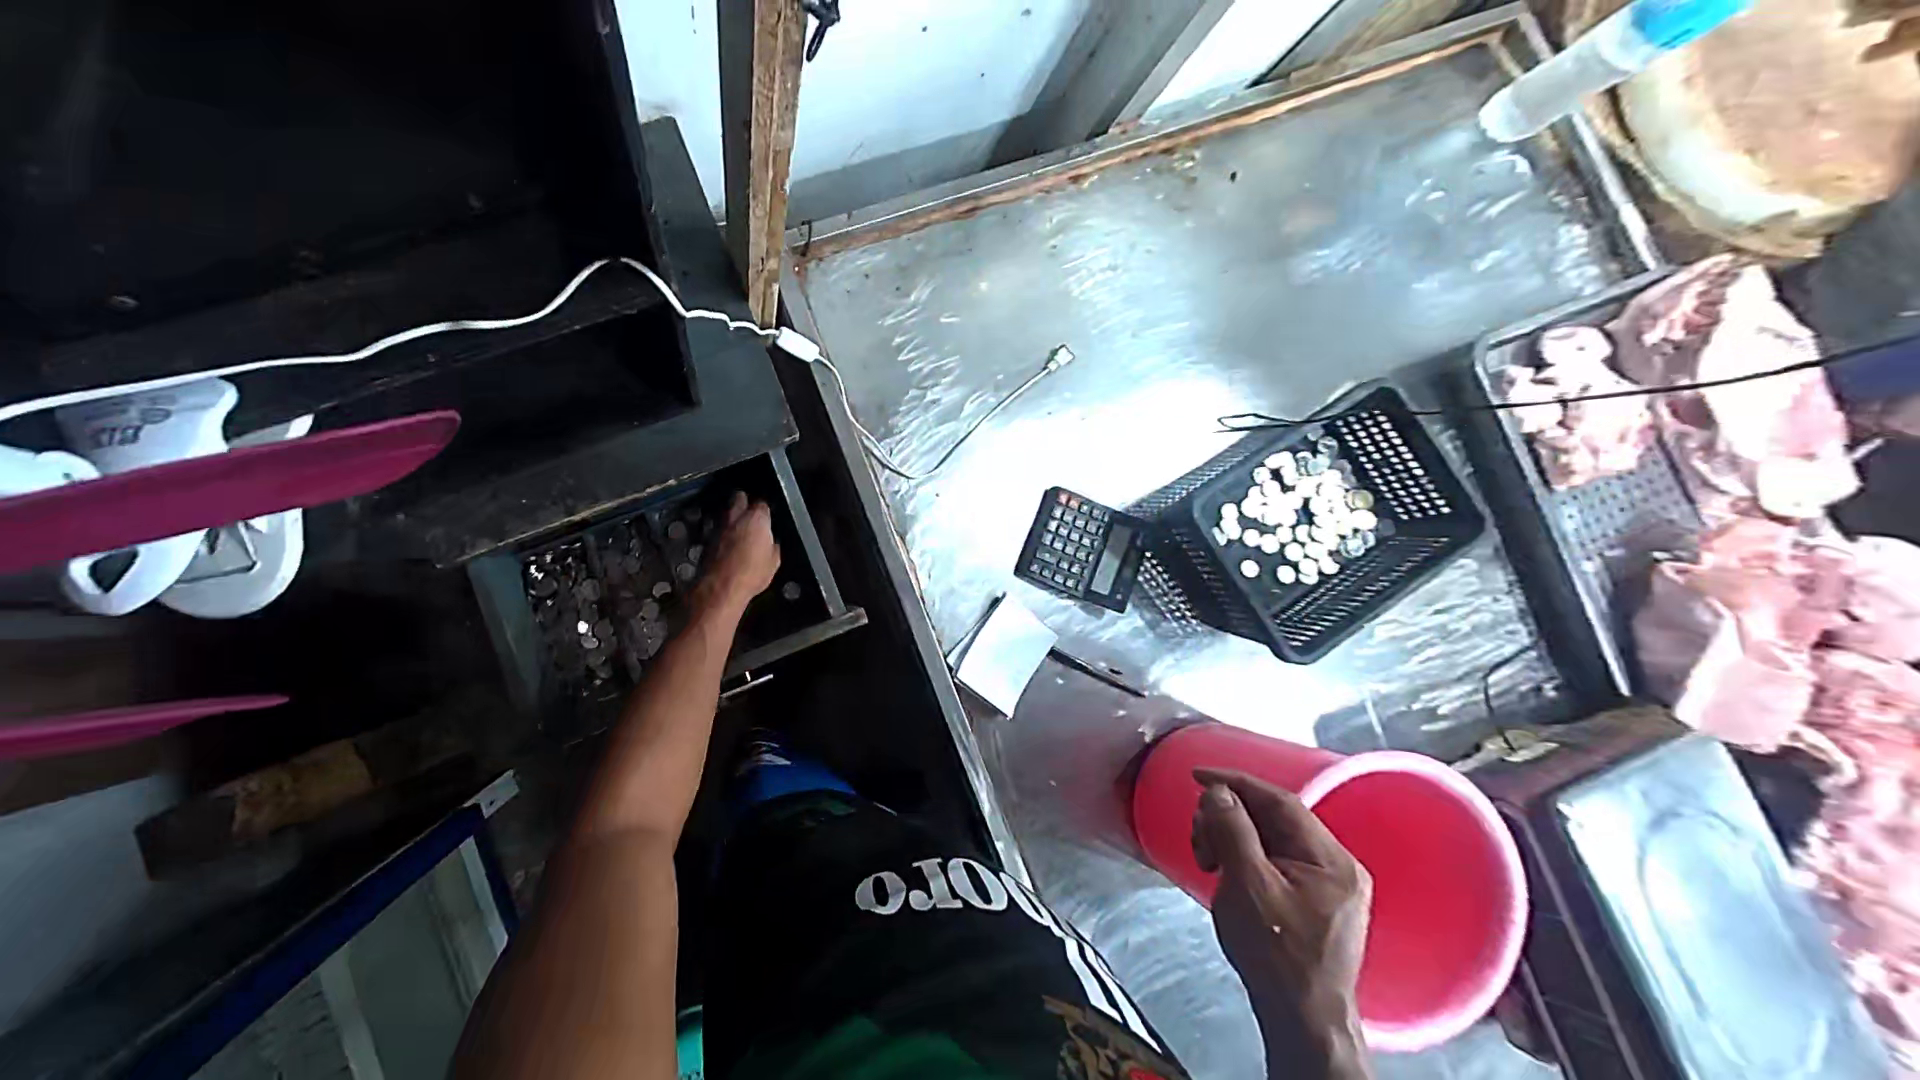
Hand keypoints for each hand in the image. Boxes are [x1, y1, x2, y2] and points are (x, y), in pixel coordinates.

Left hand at [691, 492, 780, 618]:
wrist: (720, 589)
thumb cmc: (751, 574)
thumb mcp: (773, 562)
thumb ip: (772, 546)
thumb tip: (771, 543)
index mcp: (757, 519)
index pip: (762, 504)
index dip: (765, 511)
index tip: (767, 518)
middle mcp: (735, 517)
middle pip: (738, 497)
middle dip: (744, 501)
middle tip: (750, 512)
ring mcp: (718, 527)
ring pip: (725, 513)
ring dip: (731, 517)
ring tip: (739, 529)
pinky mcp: (706, 539)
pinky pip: (716, 529)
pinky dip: (722, 533)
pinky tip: (728, 544)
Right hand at [1192, 768, 1373, 1079]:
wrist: (1301, 1022)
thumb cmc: (1276, 955)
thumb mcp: (1248, 886)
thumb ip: (1233, 831)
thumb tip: (1218, 792)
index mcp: (1331, 860)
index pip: (1280, 801)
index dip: (1236, 782)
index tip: (1198, 775)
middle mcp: (1336, 866)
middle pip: (1273, 819)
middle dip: (1228, 819)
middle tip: (1200, 842)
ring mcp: (1326, 885)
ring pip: (1269, 838)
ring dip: (1231, 838)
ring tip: (1208, 862)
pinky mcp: (1311, 900)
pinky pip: (1272, 859)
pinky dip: (1242, 856)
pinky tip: (1224, 871)